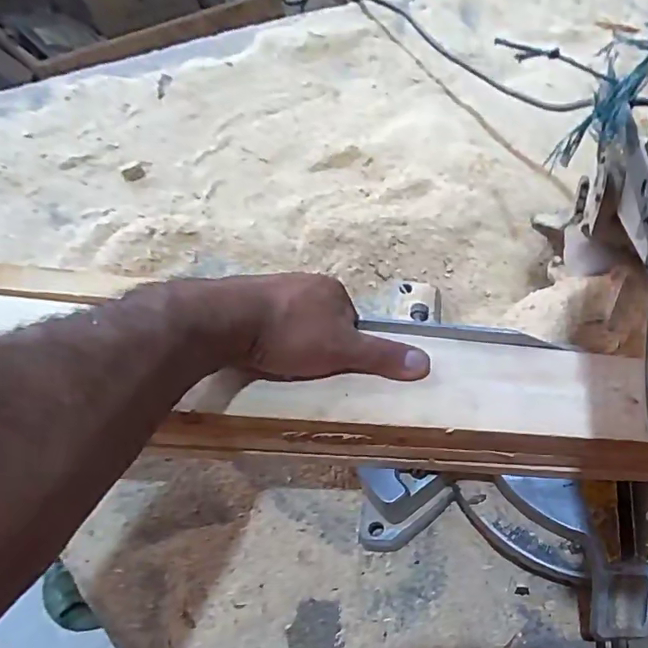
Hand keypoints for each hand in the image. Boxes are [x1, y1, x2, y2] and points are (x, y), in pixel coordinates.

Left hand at [164, 273, 430, 381]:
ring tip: (280, 361)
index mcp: (331, 288)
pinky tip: (258, 351)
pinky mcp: (240, 298)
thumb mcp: (344, 350)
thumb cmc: (290, 334)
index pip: (351, 321)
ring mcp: (269, 287)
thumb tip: (425, 363)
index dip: (347, 346)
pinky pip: (264, 321)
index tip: (333, 364)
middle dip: (317, 342)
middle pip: (322, 320)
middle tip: (307, 366)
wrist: (221, 321)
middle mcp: (302, 281)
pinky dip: (265, 337)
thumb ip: (382, 356)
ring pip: (292, 321)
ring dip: (289, 340)